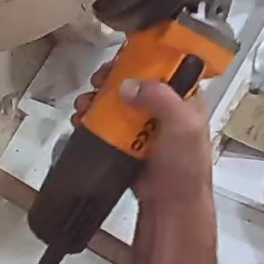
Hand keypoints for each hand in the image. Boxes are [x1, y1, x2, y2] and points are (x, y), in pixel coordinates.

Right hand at [72, 64, 213, 205]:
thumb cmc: (183, 164)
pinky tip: (80, 120)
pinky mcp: (125, 142)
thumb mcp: (182, 125)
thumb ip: (159, 98)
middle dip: (112, 79)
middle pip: (133, 82)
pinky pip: (105, 124)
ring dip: (96, 99)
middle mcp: (163, 108)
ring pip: (116, 102)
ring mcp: (143, 126)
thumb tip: (125, 85)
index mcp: (183, 98)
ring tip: (83, 105)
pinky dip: (91, 119)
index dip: (140, 59)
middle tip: (97, 81)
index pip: (163, 67)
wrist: (170, 205)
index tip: (119, 59)